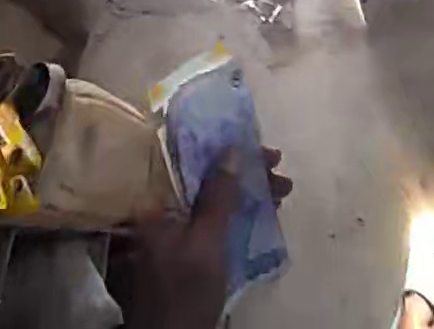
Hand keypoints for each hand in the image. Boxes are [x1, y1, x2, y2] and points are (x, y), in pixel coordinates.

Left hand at [134, 147, 292, 328]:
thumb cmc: (184, 293)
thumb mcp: (206, 243)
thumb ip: (218, 194)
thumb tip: (233, 148)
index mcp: (152, 199)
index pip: (185, 153)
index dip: (220, 143)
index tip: (252, 140)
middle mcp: (157, 206)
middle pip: (202, 173)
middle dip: (241, 168)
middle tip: (276, 164)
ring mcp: (171, 227)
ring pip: (212, 194)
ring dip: (246, 188)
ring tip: (281, 188)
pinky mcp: (184, 246)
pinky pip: (212, 214)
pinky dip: (237, 209)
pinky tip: (264, 206)